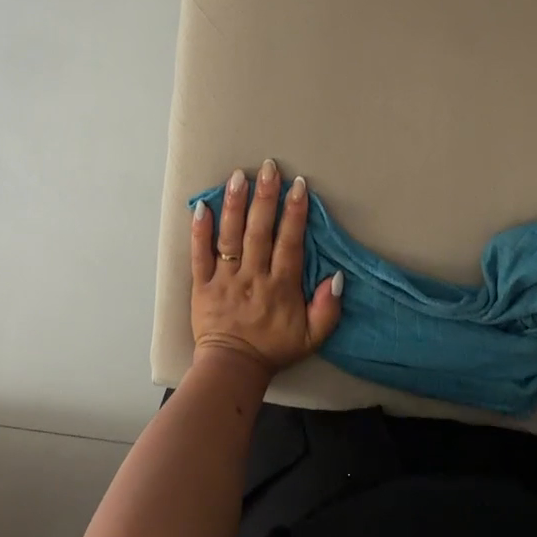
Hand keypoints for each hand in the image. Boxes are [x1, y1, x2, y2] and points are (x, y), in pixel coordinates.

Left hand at [190, 159, 341, 378]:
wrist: (233, 369)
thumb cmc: (273, 349)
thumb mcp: (312, 337)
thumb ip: (328, 308)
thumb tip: (336, 276)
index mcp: (280, 287)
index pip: (289, 242)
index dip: (295, 213)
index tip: (299, 186)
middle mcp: (252, 277)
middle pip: (259, 231)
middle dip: (265, 197)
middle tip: (269, 167)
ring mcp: (225, 278)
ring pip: (230, 236)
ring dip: (235, 205)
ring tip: (238, 176)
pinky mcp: (202, 284)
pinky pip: (199, 254)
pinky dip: (200, 230)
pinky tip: (201, 206)